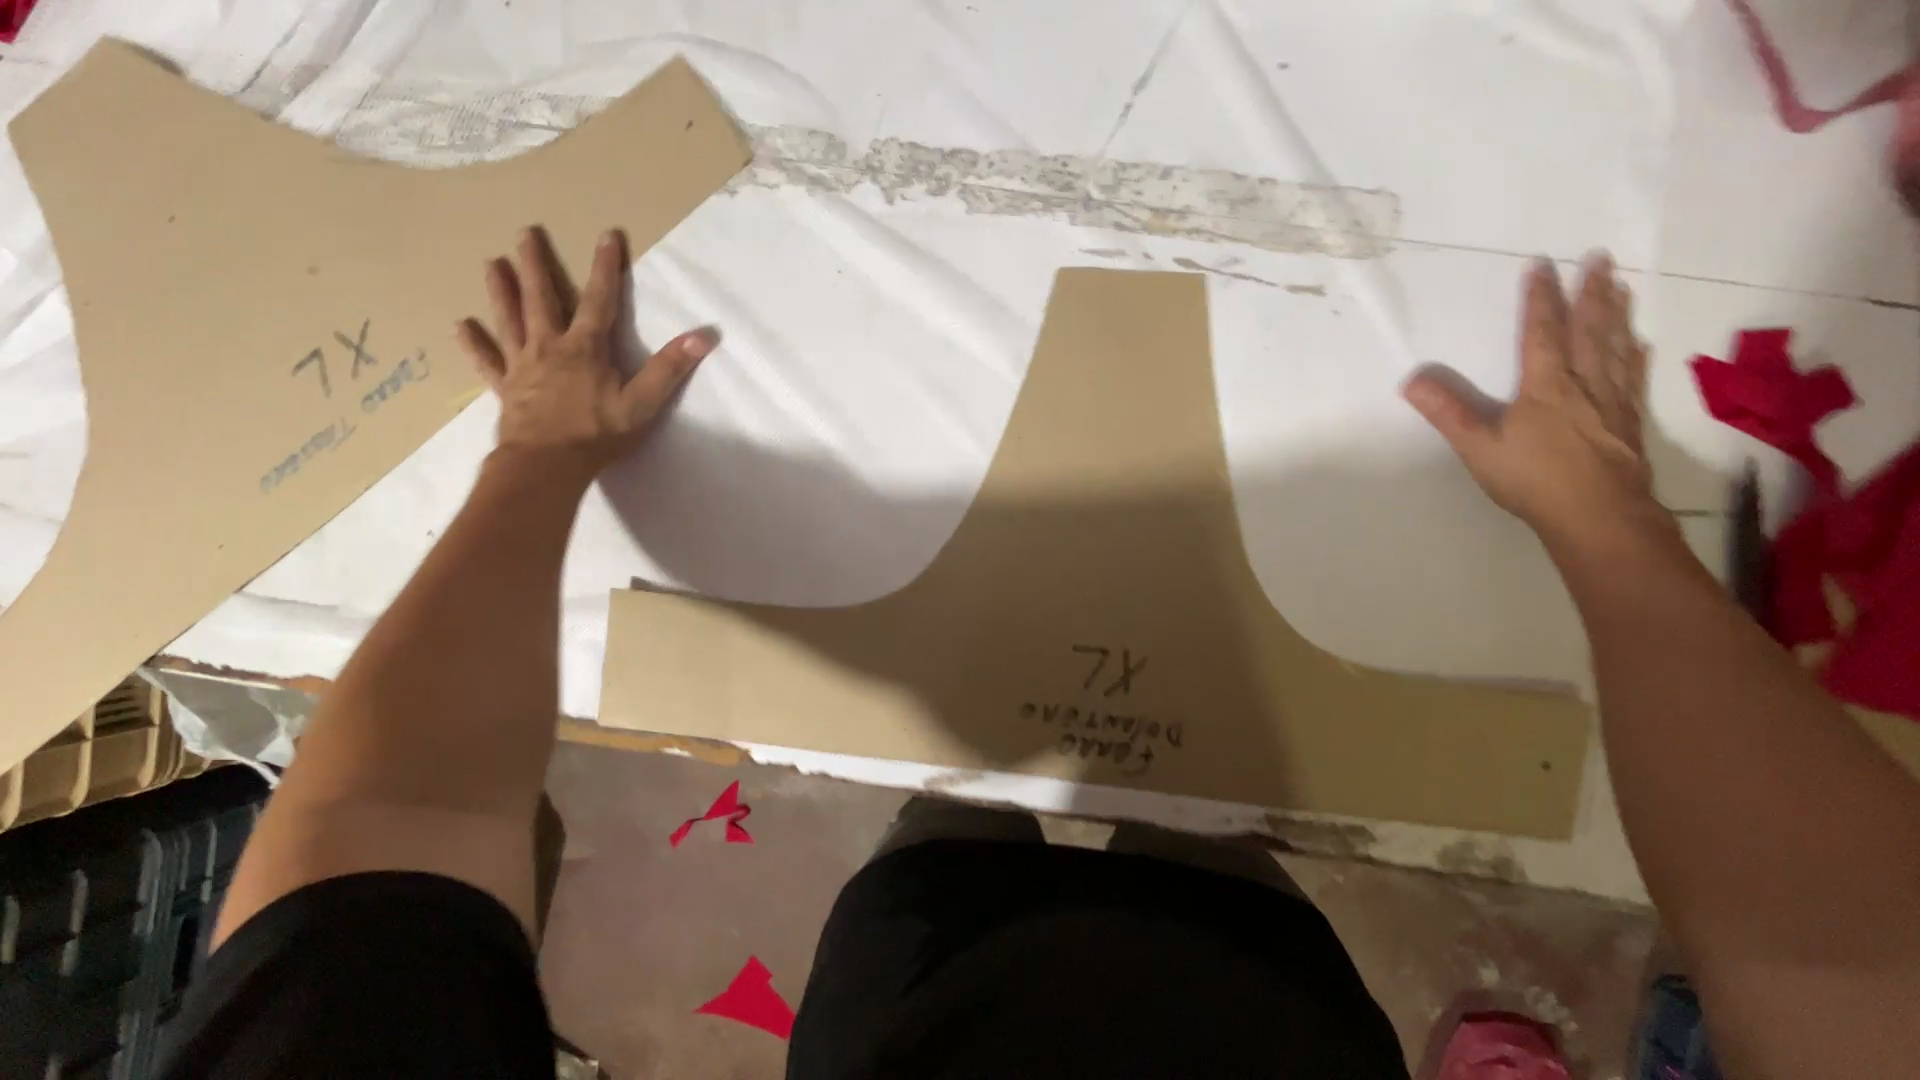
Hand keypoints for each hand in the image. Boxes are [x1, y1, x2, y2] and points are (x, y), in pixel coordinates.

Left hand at [457, 226, 715, 480]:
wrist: (547, 464)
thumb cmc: (597, 435)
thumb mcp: (642, 403)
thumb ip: (670, 369)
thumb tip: (704, 336)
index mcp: (585, 348)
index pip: (601, 300)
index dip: (606, 267)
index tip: (606, 235)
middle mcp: (550, 347)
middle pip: (542, 299)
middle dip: (536, 265)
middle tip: (526, 233)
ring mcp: (523, 366)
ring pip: (510, 320)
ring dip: (501, 291)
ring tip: (491, 263)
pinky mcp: (506, 388)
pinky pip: (487, 361)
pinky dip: (474, 344)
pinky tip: (460, 327)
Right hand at [1403, 254, 1660, 548]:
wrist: (1599, 515)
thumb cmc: (1534, 479)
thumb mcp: (1478, 447)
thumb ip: (1447, 412)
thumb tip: (1411, 379)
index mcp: (1545, 386)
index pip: (1540, 333)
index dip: (1539, 299)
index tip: (1541, 265)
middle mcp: (1583, 383)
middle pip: (1588, 330)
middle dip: (1590, 292)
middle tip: (1599, 257)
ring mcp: (1612, 401)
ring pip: (1615, 346)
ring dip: (1617, 313)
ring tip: (1621, 285)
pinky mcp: (1629, 420)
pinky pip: (1633, 375)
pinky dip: (1634, 353)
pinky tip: (1638, 343)